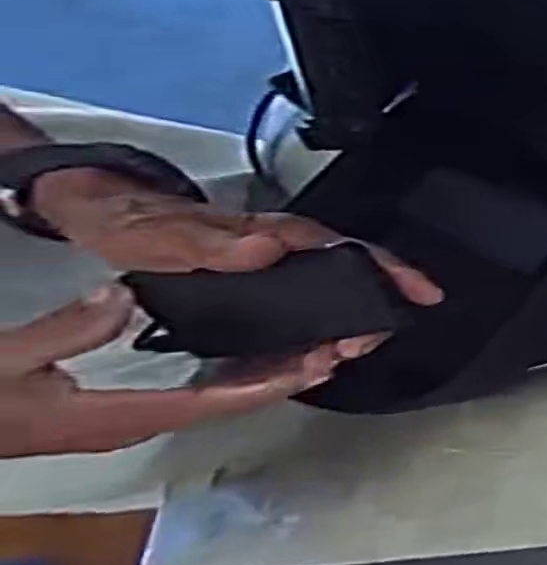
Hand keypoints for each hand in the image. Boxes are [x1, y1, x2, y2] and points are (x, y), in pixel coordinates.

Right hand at [0, 285, 345, 457]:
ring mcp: (133, 419)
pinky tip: (265, 353)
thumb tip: (124, 296)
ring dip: (278, 373)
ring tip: (327, 346)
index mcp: (122, 416)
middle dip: (297, 374)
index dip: (278, 381)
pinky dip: (243, 373)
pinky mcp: (122, 409)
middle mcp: (140, 423)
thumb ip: (64, 331)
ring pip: (226, 396)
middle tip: (350, 346)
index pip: (222, 399)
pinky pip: (203, 391)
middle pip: (238, 399)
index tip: (326, 361)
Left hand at [30, 167, 441, 304]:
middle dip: (382, 304)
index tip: (422, 294)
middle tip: (372, 340)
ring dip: (357, 317)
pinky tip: (326, 339)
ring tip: (353, 347)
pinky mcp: (272, 278)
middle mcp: (294, 247)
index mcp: (282, 235)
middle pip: (361, 270)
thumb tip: (270, 248)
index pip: (356, 251)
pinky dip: (330, 319)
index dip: (395, 273)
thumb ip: (211, 243)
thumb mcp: (162, 235)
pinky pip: (318, 296)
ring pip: (344, 286)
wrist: (105, 217)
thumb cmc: (138, 225)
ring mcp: (286, 262)